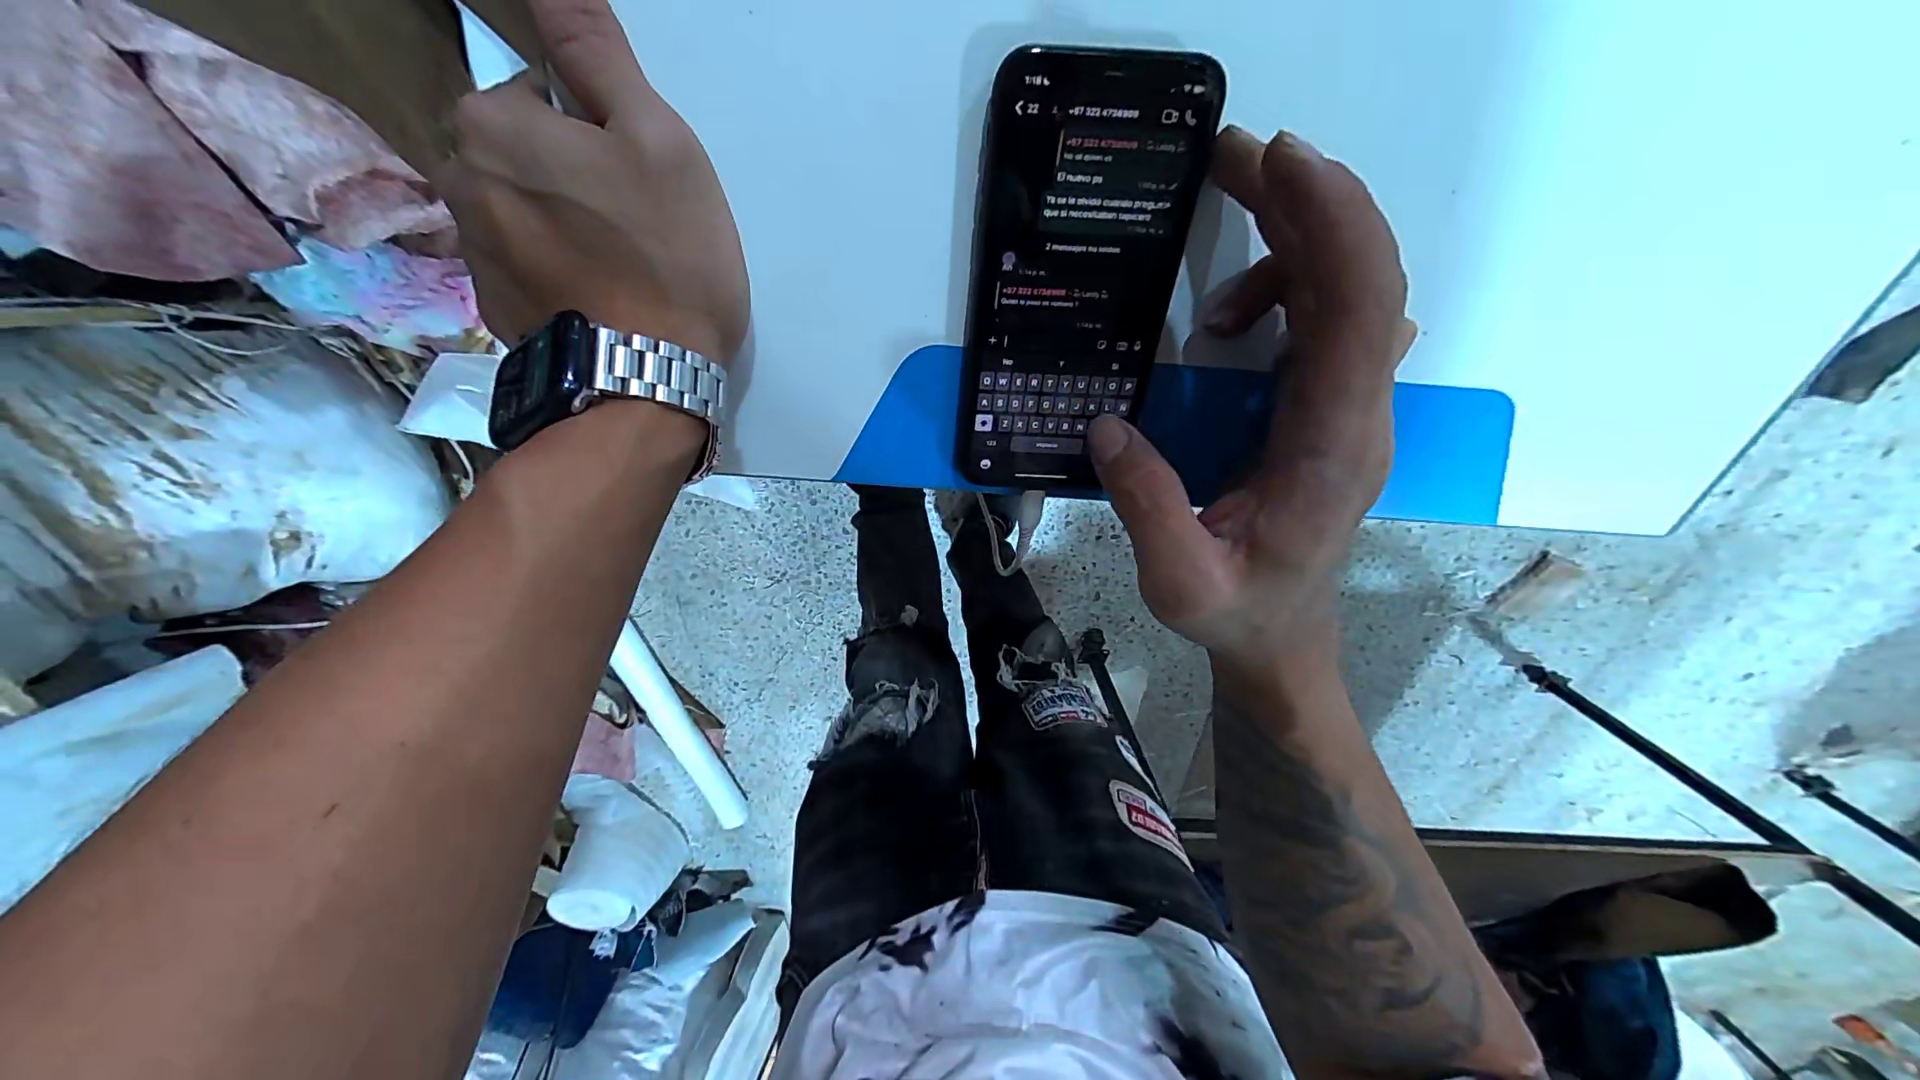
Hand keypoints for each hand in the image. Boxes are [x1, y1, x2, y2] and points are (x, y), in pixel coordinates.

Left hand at [433, 0, 748, 363]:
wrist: (649, 378)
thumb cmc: (668, 257)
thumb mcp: (659, 142)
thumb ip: (599, 54)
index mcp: (491, 125)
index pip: (537, 95)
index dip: (596, 133)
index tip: (637, 183)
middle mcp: (459, 180)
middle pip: (522, 155)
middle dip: (570, 178)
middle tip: (635, 231)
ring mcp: (472, 252)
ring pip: (522, 211)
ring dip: (563, 227)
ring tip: (621, 273)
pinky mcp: (493, 307)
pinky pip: (524, 265)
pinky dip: (555, 274)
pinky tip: (600, 303)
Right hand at [1089, 127, 1415, 668]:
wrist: (1284, 636)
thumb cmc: (1240, 612)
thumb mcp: (1180, 581)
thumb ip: (1148, 506)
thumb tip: (1106, 426)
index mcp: (1332, 446)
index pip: (1357, 314)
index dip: (1330, 226)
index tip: (1278, 162)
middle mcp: (1356, 412)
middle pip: (1358, 277)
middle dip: (1305, 199)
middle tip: (1230, 152)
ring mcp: (1347, 406)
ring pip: (1343, 288)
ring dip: (1288, 234)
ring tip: (1219, 221)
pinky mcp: (1327, 406)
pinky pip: (1324, 318)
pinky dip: (1282, 284)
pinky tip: (1228, 315)